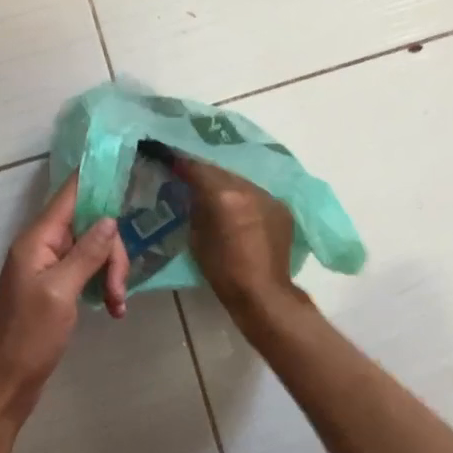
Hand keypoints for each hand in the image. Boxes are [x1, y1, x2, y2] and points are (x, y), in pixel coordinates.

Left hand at [0, 175, 129, 419]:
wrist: (3, 386)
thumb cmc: (28, 337)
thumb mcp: (61, 292)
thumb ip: (86, 252)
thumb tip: (110, 218)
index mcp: (37, 238)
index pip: (71, 193)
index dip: (98, 180)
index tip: (129, 171)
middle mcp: (42, 245)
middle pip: (89, 224)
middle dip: (112, 250)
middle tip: (120, 288)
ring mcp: (49, 267)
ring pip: (92, 249)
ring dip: (111, 272)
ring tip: (118, 304)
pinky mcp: (56, 288)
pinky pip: (86, 271)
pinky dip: (103, 286)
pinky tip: (114, 309)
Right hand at [172, 154, 297, 313]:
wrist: (263, 293)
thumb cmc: (223, 271)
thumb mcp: (197, 238)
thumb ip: (195, 208)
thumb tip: (193, 193)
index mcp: (224, 196)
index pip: (198, 169)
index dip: (182, 163)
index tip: (171, 159)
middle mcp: (248, 188)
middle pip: (221, 172)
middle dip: (205, 173)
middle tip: (191, 177)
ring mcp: (268, 196)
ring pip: (241, 181)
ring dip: (227, 185)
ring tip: (216, 194)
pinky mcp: (281, 207)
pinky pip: (257, 194)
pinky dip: (245, 198)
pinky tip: (239, 210)